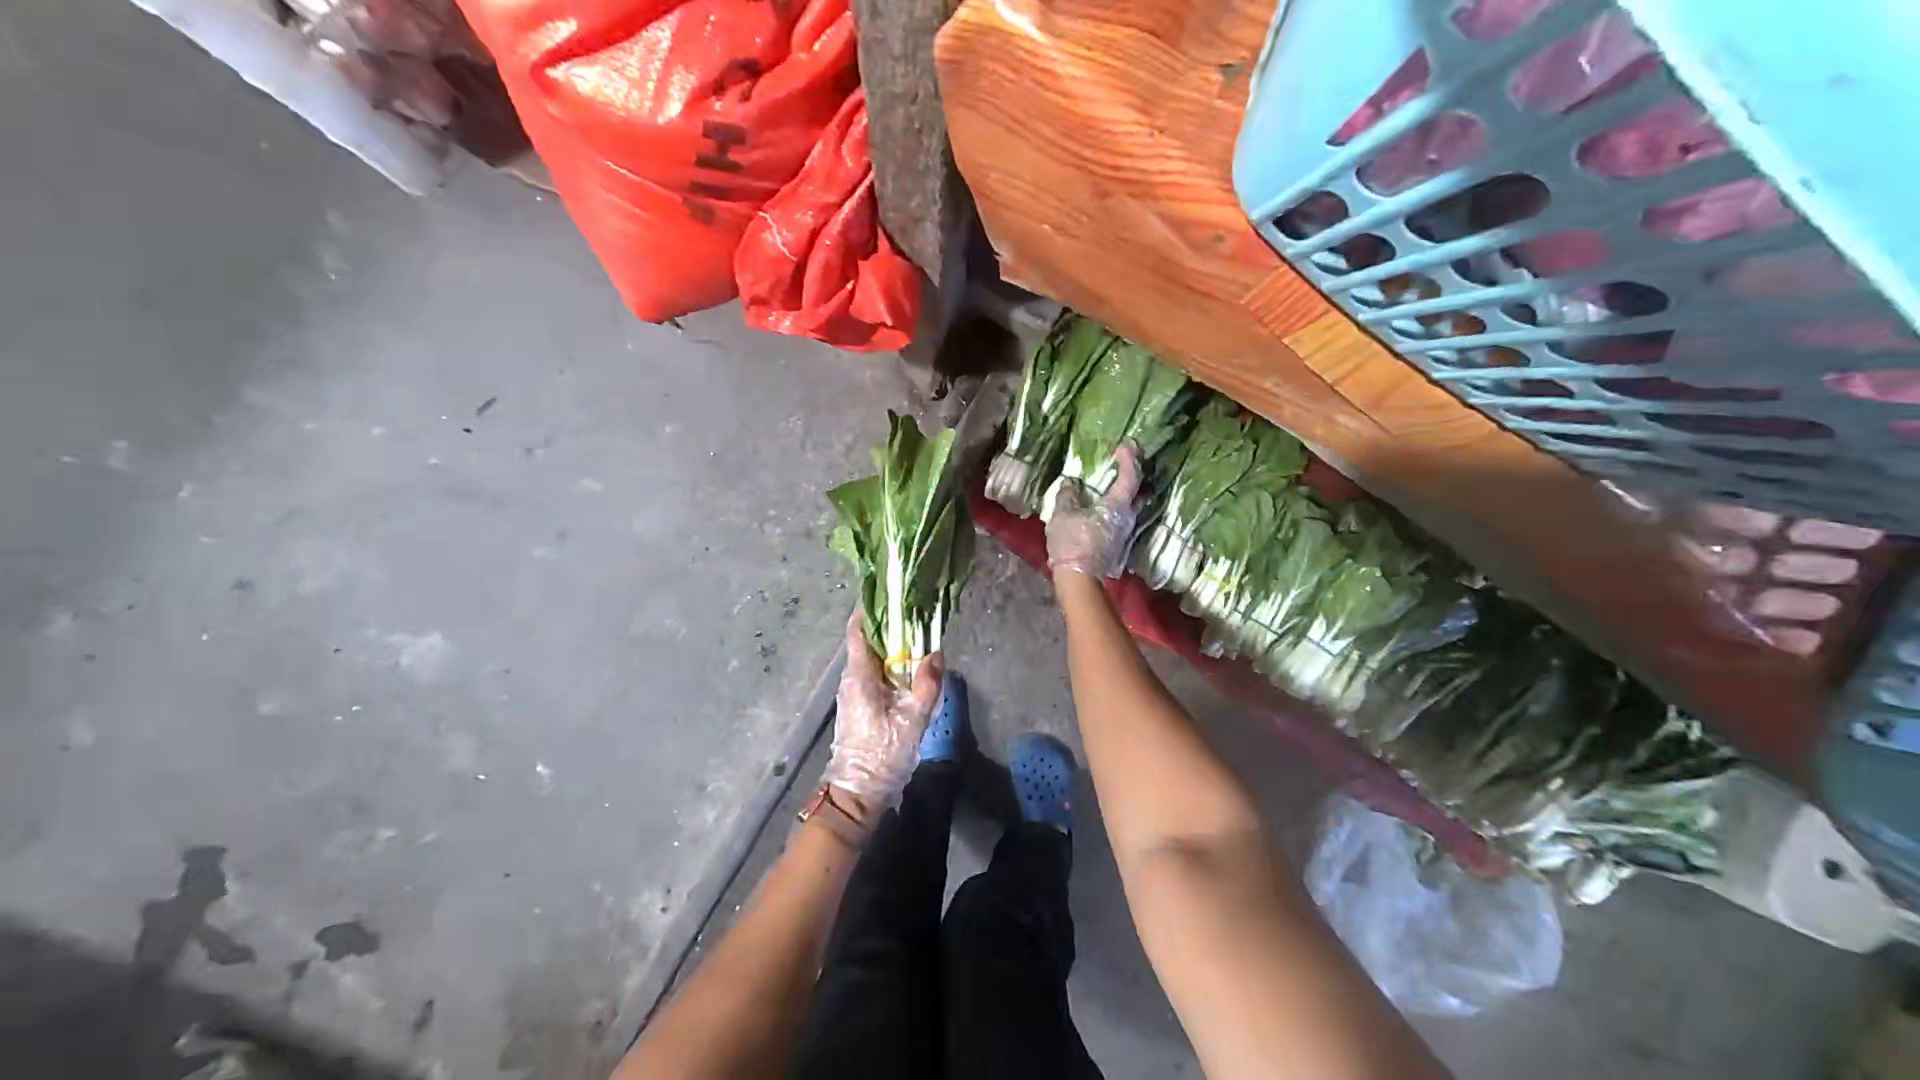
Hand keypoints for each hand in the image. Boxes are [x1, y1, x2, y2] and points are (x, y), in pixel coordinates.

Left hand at [825, 613, 943, 816]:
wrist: (859, 793)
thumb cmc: (881, 755)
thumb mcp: (912, 720)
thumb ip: (926, 684)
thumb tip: (936, 654)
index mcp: (858, 677)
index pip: (858, 632)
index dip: (870, 609)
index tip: (889, 592)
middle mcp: (851, 679)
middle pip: (867, 641)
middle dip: (889, 624)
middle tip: (914, 609)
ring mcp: (854, 693)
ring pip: (872, 658)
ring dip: (892, 645)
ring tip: (918, 633)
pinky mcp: (860, 705)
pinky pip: (875, 674)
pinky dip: (891, 663)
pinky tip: (910, 666)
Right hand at [1046, 441, 1142, 578]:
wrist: (1079, 579)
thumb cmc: (1072, 543)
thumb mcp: (1063, 515)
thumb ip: (1068, 495)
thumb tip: (1071, 483)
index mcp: (1117, 506)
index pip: (1130, 477)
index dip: (1129, 459)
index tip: (1124, 445)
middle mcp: (1128, 518)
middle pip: (1140, 491)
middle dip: (1136, 473)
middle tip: (1130, 458)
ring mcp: (1126, 532)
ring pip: (1134, 506)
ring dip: (1130, 491)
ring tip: (1118, 480)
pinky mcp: (1119, 543)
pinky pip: (1124, 517)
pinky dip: (1120, 505)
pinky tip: (1108, 505)